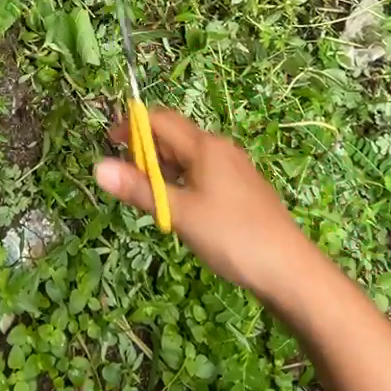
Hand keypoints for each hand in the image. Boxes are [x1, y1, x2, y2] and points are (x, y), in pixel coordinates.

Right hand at [95, 107, 303, 294]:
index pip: (160, 119)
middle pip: (174, 135)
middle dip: (146, 149)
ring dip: (165, 167)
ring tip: (152, 197)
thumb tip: (98, 167)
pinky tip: (184, 209)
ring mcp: (235, 168)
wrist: (292, 271)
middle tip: (128, 177)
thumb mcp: (180, 214)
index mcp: (204, 146)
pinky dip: (184, 180)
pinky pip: (205, 171)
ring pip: (190, 155)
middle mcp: (220, 148)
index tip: (110, 143)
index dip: (132, 125)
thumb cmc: (233, 237)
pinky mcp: (243, 188)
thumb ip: (139, 189)